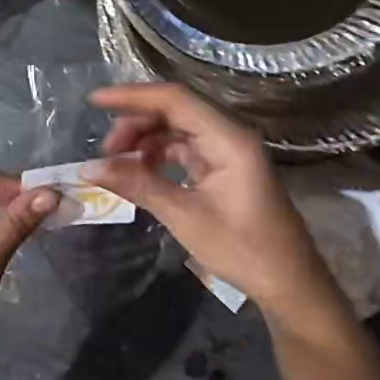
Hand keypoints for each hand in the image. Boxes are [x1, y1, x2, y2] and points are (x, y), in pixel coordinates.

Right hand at [87, 84, 342, 327]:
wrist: (289, 283)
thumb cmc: (243, 250)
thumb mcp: (185, 217)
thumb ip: (139, 185)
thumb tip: (90, 168)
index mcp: (228, 139)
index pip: (175, 100)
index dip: (132, 96)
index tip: (94, 101)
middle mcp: (230, 135)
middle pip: (176, 111)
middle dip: (136, 122)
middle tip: (105, 150)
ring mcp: (229, 151)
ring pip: (179, 129)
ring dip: (146, 139)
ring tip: (118, 163)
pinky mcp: (225, 168)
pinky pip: (187, 149)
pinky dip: (160, 156)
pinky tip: (141, 171)